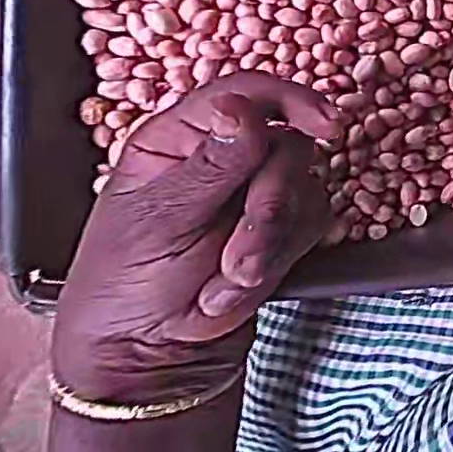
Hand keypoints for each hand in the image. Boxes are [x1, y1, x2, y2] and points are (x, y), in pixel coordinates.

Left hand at [51, 72, 338, 404]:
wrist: (150, 357)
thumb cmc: (126, 285)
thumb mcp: (159, 222)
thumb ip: (210, 165)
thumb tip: (243, 110)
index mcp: (181, 138)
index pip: (246, 93)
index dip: (291, 99)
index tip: (326, 124)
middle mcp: (228, 155)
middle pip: (286, 144)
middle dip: (270, 204)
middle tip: (241, 258)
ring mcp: (260, 188)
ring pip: (305, 186)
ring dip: (272, 241)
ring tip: (227, 283)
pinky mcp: (287, 222)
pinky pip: (313, 220)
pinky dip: (280, 257)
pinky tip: (235, 286)